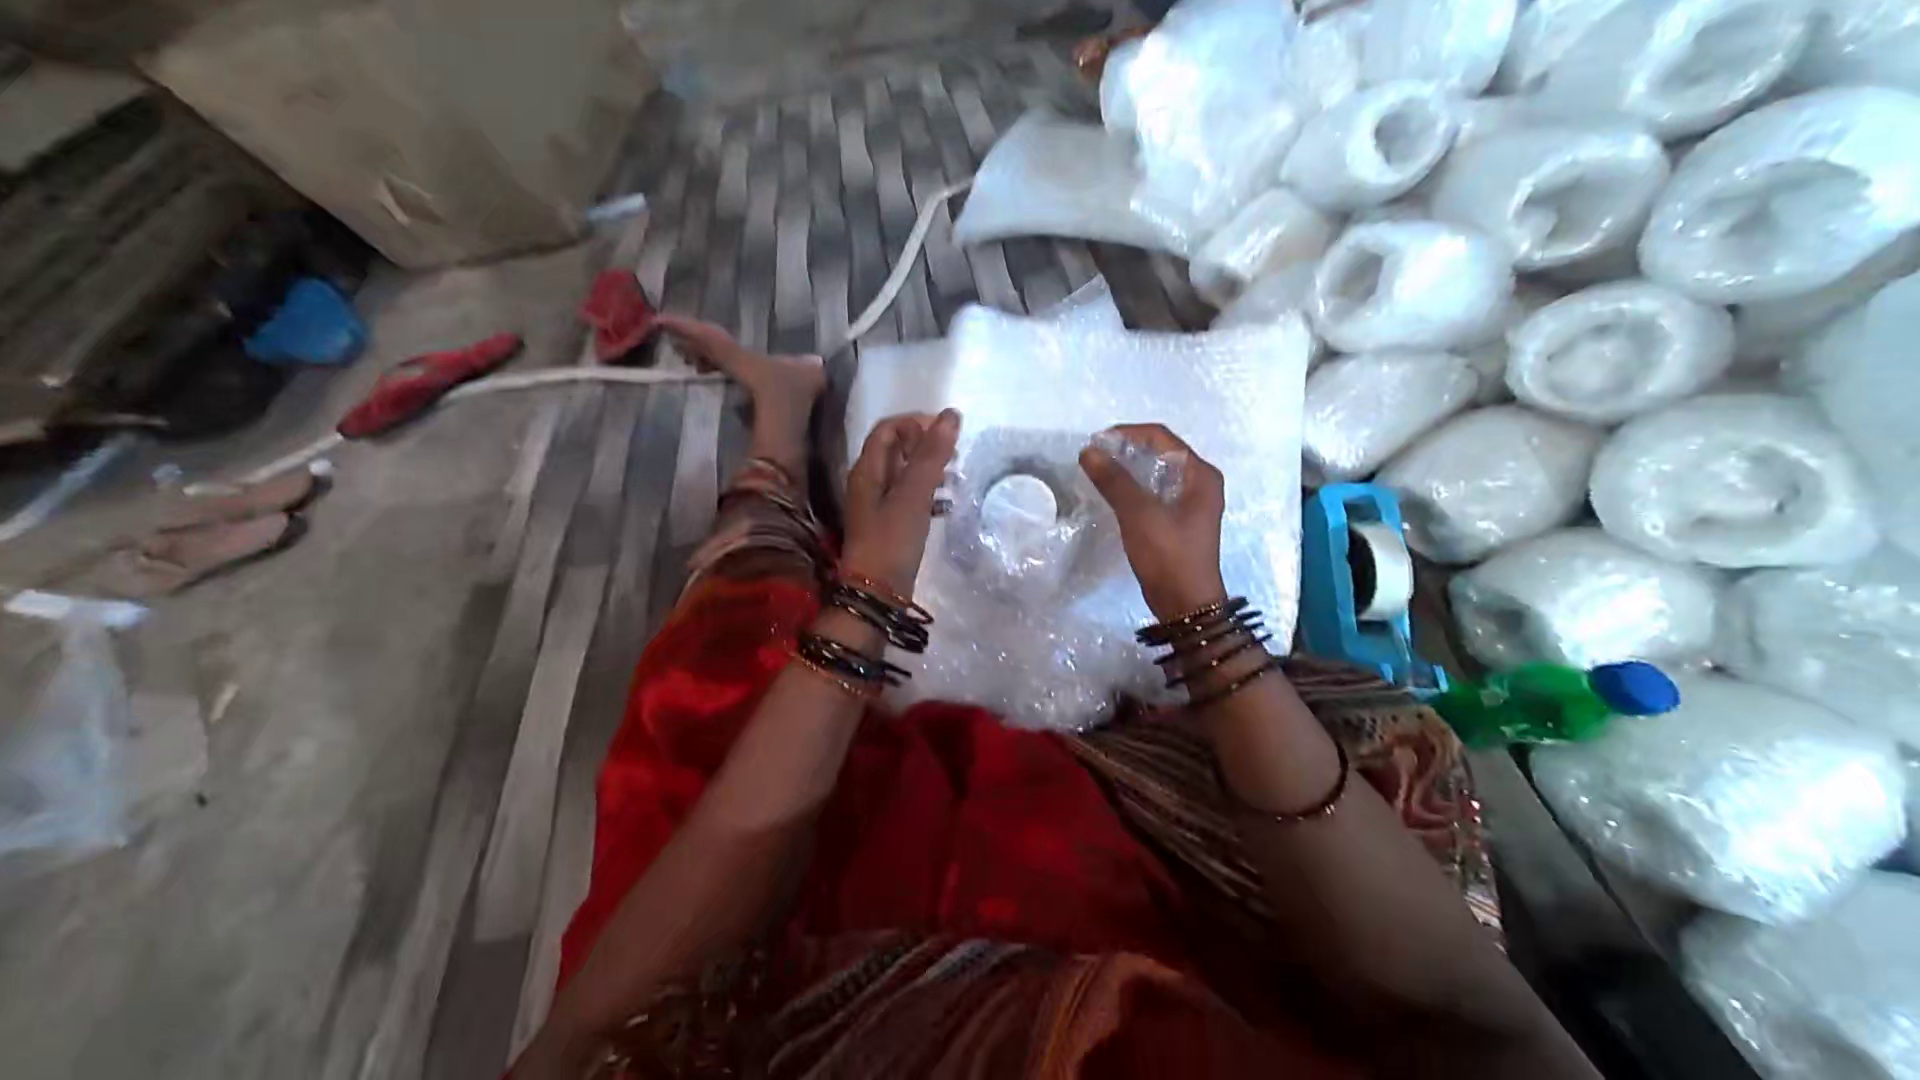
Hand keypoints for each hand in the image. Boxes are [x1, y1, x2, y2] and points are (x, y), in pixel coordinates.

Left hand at [841, 409, 961, 594]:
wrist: (877, 593)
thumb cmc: (892, 540)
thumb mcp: (913, 495)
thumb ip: (931, 456)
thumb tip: (951, 416)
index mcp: (867, 470)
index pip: (888, 429)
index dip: (916, 422)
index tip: (947, 431)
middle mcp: (869, 482)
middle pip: (896, 448)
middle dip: (926, 444)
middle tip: (956, 452)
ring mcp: (878, 504)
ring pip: (905, 473)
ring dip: (930, 468)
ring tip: (956, 475)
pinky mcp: (890, 524)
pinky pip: (910, 497)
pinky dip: (929, 492)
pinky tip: (948, 503)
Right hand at [1079, 424, 1227, 620]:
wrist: (1186, 604)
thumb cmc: (1168, 555)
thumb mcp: (1139, 514)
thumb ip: (1114, 480)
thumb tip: (1089, 451)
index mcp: (1200, 475)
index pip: (1162, 438)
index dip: (1128, 434)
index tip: (1097, 441)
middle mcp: (1200, 483)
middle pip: (1161, 453)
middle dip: (1127, 450)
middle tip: (1095, 456)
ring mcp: (1191, 503)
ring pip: (1156, 474)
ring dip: (1129, 469)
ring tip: (1100, 472)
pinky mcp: (1179, 521)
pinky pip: (1155, 493)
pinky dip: (1134, 488)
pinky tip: (1113, 494)